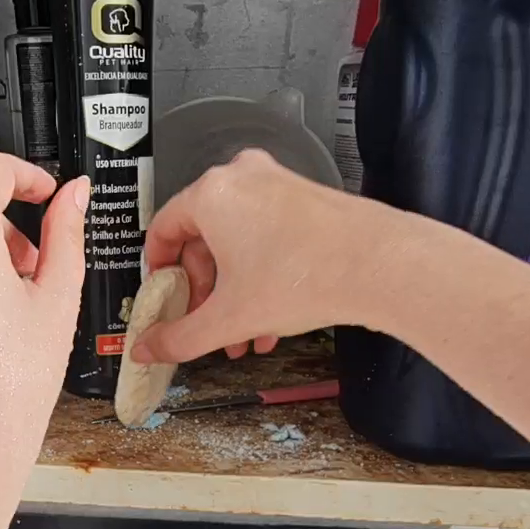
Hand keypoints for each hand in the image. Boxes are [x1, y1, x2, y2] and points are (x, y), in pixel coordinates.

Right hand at [134, 150, 396, 362]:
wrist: (380, 266)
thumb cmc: (305, 277)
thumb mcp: (228, 318)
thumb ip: (179, 337)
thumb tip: (148, 348)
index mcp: (211, 194)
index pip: (162, 229)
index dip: (159, 274)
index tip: (165, 301)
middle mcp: (241, 180)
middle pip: (201, 240)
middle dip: (203, 293)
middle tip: (205, 325)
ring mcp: (277, 186)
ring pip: (236, 245)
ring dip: (233, 294)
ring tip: (242, 337)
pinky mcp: (305, 200)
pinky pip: (266, 239)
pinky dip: (259, 278)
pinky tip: (269, 322)